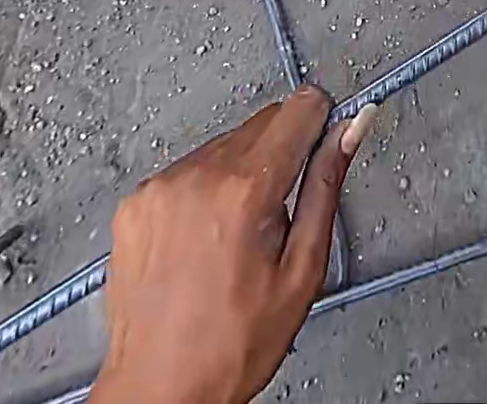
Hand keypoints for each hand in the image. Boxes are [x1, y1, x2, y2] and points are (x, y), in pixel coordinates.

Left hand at [89, 87, 378, 403]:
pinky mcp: (138, 198)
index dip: (321, 116)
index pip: (297, 111)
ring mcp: (163, 184)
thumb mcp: (301, 271)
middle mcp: (198, 176)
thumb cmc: (230, 345)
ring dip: (243, 167)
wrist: (157, 391)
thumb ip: (326, 186)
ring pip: (227, 142)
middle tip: (283, 204)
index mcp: (245, 191)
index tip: (328, 128)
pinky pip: (189, 166)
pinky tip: (206, 231)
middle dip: (285, 149)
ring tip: (240, 228)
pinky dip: (206, 185)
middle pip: (263, 122)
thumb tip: (348, 133)